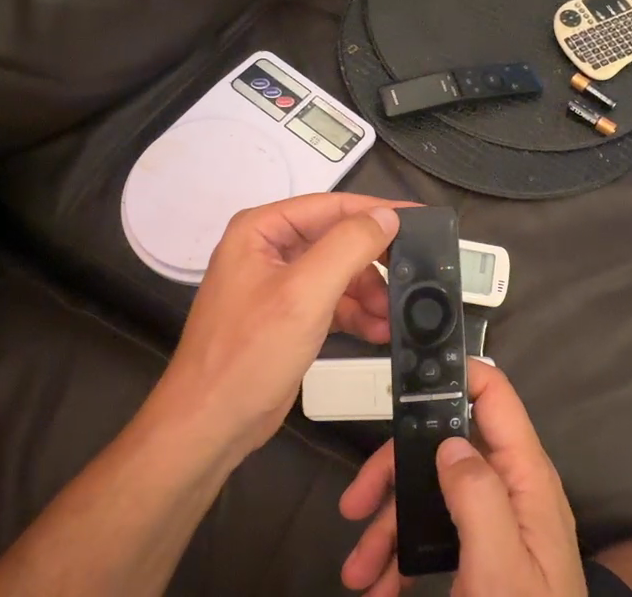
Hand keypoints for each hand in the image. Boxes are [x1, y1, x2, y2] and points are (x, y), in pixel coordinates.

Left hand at [160, 192, 415, 460]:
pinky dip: (356, 313)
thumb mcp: (305, 293)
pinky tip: (378, 331)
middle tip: (412, 275)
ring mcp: (278, 284)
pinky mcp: (288, 316)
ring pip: (339, 273)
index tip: (421, 221)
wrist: (211, 425)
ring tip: (392, 316)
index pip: (331, 207)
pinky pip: (332, 301)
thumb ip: (349, 246)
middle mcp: (268, 248)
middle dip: (374, 262)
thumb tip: (387, 216)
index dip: (377, 212)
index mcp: (261, 230)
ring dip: (369, 292)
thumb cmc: (250, 353)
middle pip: (338, 239)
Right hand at [339, 360, 585, 595]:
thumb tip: (449, 439)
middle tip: (354, 504)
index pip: (496, 398)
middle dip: (396, 472)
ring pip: (431, 492)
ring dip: (389, 524)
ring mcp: (495, 521)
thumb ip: (478, 495)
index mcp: (526, 478)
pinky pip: (434, 533)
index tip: (408, 375)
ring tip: (357, 570)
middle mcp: (511, 489)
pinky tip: (379, 585)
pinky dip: (401, 555)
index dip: (457, 373)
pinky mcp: (480, 552)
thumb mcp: (501, 566)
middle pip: (446, 445)